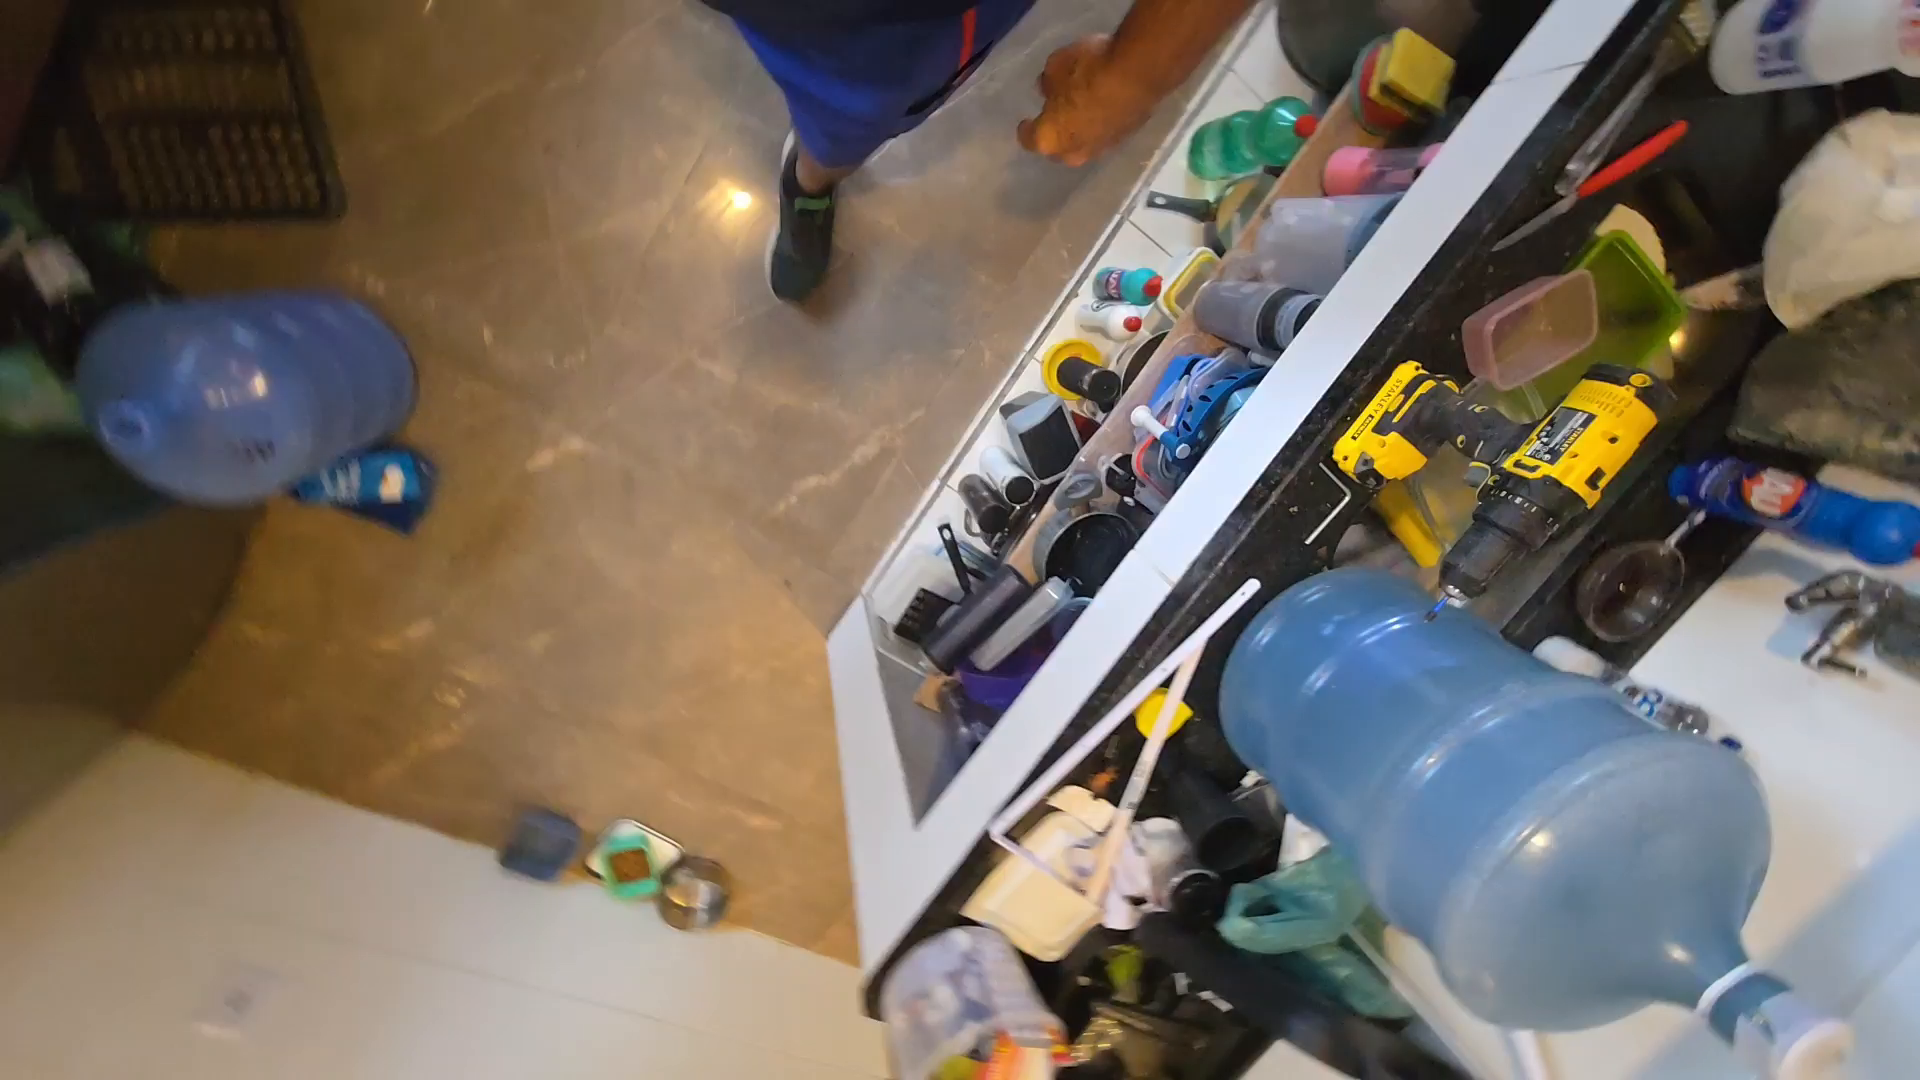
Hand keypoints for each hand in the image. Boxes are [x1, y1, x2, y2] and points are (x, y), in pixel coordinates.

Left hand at [1018, 35, 1153, 166]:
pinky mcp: (1122, 141)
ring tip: (1081, 115)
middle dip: (1055, 135)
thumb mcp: (1056, 66)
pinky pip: (1103, 136)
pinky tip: (1103, 111)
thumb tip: (1046, 88)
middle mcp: (1072, 154)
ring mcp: (1099, 151)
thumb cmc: (1087, 70)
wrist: (1136, 75)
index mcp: (1048, 140)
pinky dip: (1100, 127)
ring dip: (1080, 133)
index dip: (1026, 129)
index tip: (1025, 122)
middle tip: (1056, 118)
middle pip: (1057, 149)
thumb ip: (1047, 82)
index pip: (1028, 140)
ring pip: (1082, 145)